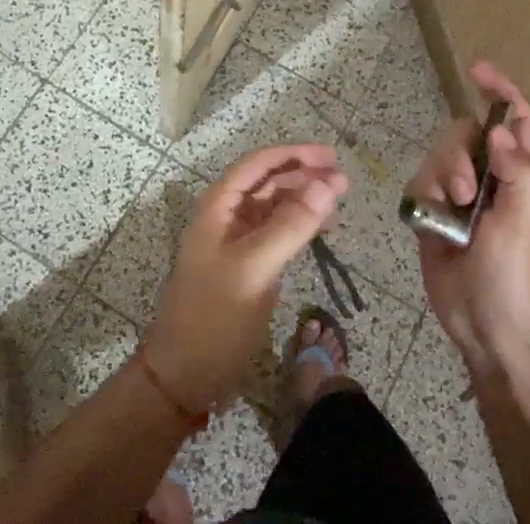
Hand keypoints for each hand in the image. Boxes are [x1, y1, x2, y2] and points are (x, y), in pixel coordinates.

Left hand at [142, 144, 348, 411]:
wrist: (185, 375)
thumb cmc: (214, 317)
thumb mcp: (255, 268)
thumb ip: (290, 226)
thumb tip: (328, 185)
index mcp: (217, 207)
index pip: (258, 164)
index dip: (294, 155)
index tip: (332, 157)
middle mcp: (226, 218)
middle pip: (268, 182)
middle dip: (304, 176)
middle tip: (344, 180)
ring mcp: (236, 244)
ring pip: (274, 207)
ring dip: (304, 198)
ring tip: (340, 198)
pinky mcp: (247, 268)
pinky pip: (276, 233)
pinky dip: (299, 225)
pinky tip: (321, 227)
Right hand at [406, 61, 529, 377]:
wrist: (487, 329)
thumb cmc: (518, 277)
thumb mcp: (528, 221)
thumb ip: (519, 170)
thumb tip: (497, 131)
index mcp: (528, 178)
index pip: (518, 122)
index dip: (503, 93)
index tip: (479, 71)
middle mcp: (495, 181)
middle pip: (466, 135)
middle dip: (458, 153)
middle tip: (464, 189)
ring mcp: (463, 199)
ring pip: (439, 158)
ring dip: (439, 178)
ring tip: (449, 213)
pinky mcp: (434, 216)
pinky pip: (419, 186)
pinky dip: (422, 198)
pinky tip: (429, 224)